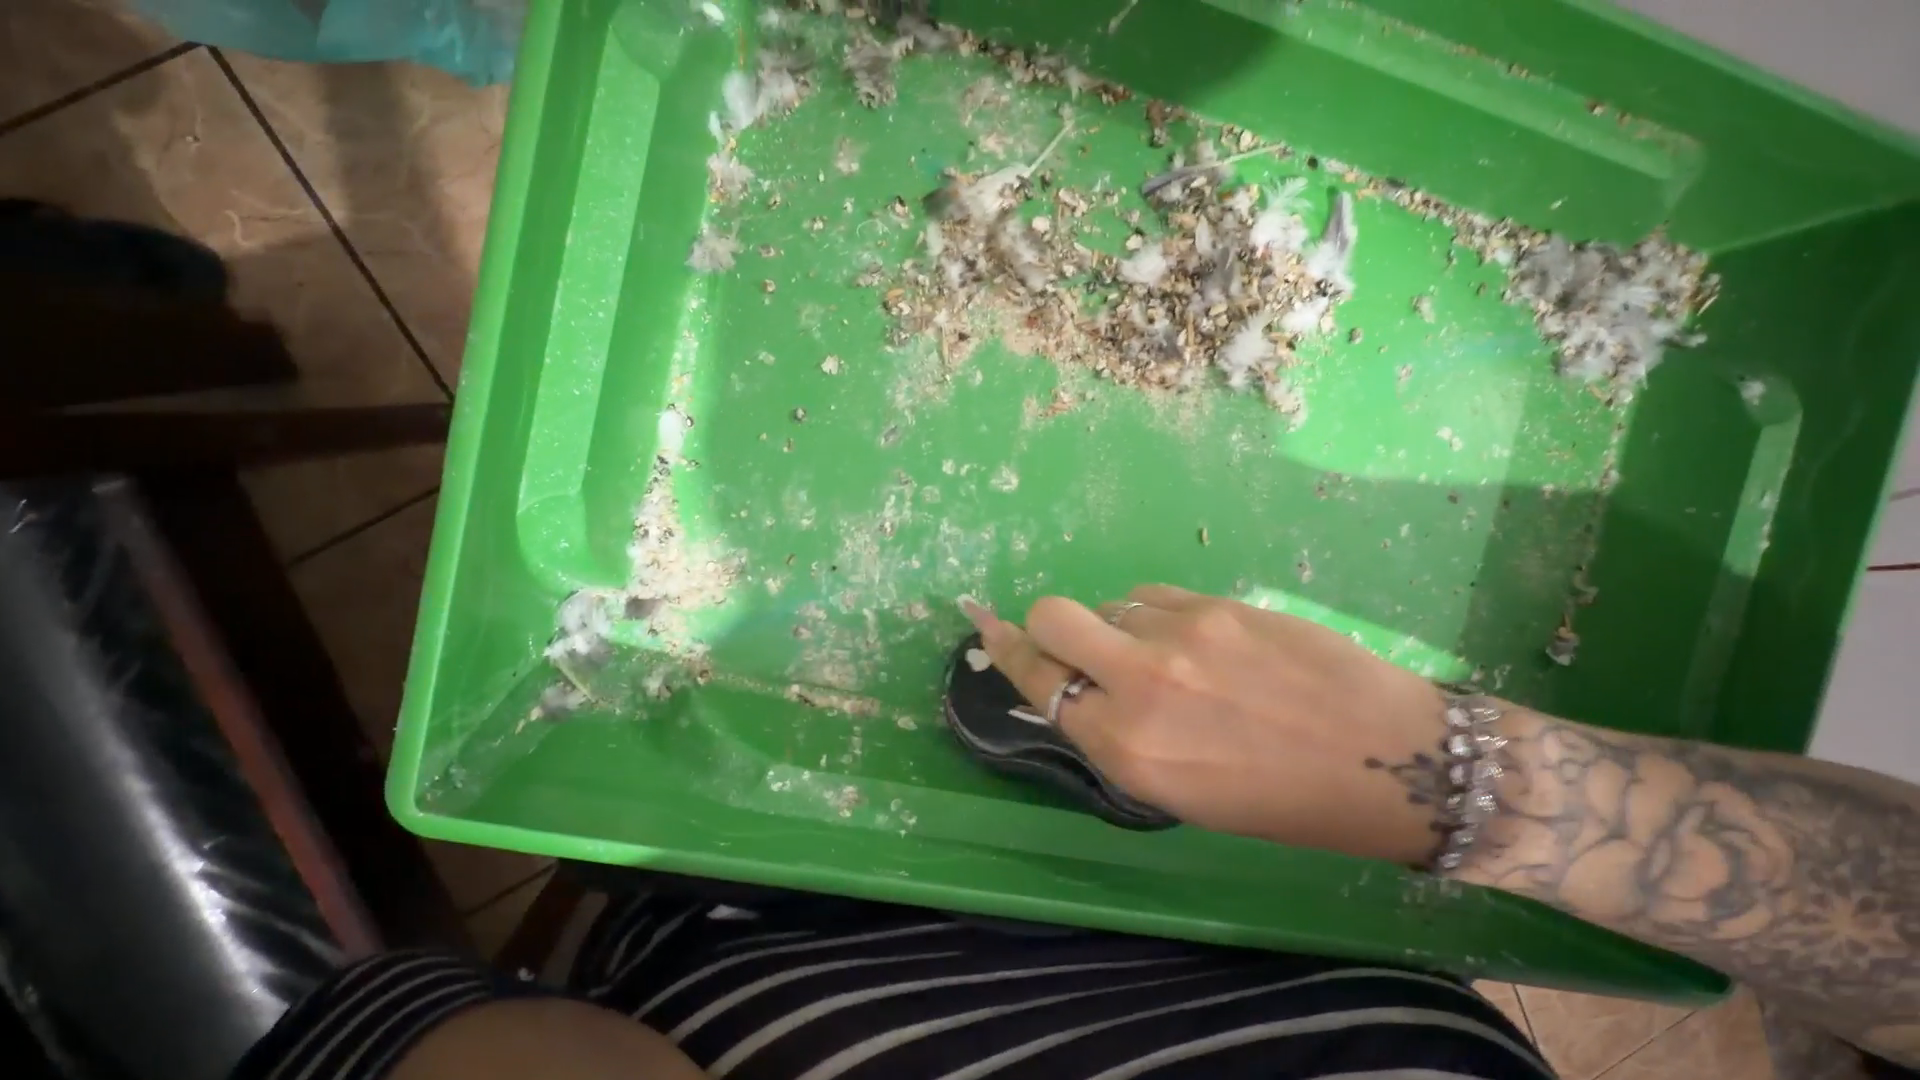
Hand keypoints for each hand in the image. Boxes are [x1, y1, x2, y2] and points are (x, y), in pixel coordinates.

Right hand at [964, 586, 1448, 863]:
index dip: (1005, 651)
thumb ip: (1115, 733)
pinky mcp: (1220, 604)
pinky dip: (1158, 615)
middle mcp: (1139, 685)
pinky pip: (1156, 596)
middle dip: (1047, 627)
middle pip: (1051, 617)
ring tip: (1167, 658)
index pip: (1036, 682)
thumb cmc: (1279, 800)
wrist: (1389, 761)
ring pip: (1110, 603)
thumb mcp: (1180, 791)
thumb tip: (1073, 683)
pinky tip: (1199, 641)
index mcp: (1126, 750)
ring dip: (1118, 627)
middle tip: (1078, 645)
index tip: (986, 626)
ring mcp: (1180, 635)